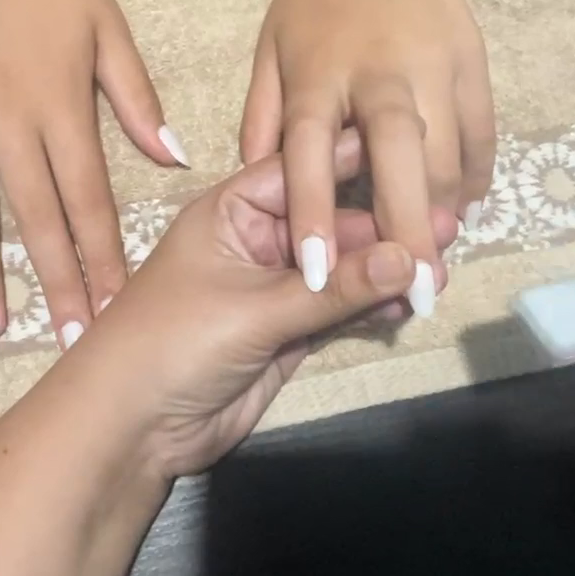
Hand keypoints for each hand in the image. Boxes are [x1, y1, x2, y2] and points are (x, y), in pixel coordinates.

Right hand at [0, 0, 185, 353]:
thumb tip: (176, 158)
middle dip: (55, 284)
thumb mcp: (109, 27)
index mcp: (64, 108)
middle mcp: (9, 124)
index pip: (90, 201)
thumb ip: (139, 99)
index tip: (116, 310)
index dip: (104, 259)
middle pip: (37, 219)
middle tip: (67, 342)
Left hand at [73, 132, 458, 477]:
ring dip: (381, 274)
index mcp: (233, 211)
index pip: (300, 173)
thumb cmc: (175, 342)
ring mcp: (274, 289)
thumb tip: (408, 259)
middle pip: (329, 226)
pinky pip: (336, 312)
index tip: (410, 148)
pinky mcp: (286, 333)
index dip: (352, 162)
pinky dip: (367, 309)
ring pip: (338, 272)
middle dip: (381, 233)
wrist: (132, 426)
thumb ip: (333, 288)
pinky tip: (405, 305)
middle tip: (442, 232)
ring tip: (438, 271)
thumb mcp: (254, 308)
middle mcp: (257, 241)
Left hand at [241, 0, 493, 317]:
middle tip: (415, 293)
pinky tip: (463, 207)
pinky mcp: (474, 60)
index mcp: (317, 74)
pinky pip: (482, 132)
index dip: (311, 220)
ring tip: (435, 257)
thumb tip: (259, 184)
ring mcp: (434, 65)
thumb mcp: (269, 51)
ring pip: (447, 155)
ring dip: (443, 212)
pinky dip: (476, 175)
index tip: (316, 279)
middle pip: (399, 161)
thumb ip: (262, 120)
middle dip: (407, 232)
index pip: (310, 156)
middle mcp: (378, 74)